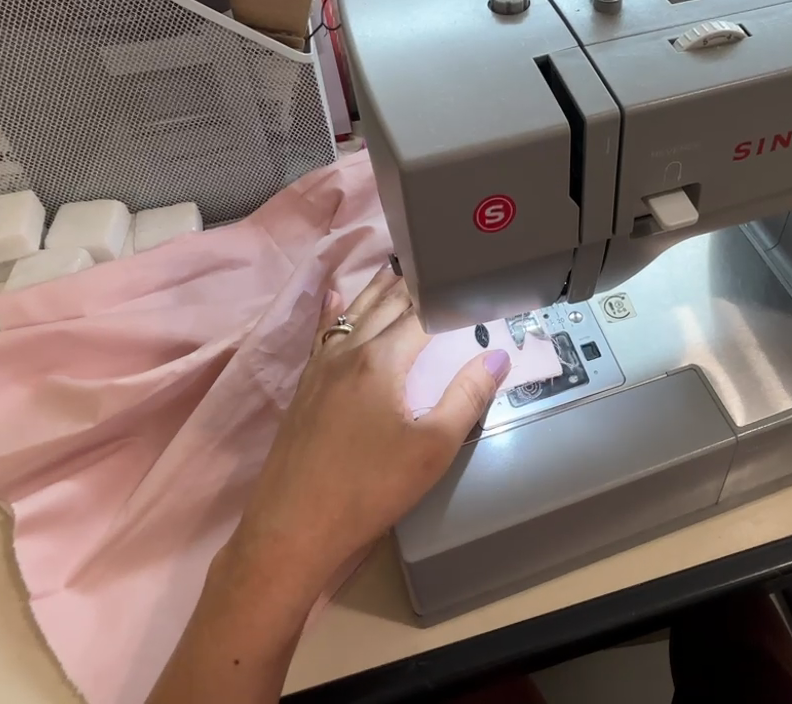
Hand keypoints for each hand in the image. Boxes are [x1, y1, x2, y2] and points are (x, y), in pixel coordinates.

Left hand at [149, 266, 510, 703]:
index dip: (445, 296)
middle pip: (385, 304)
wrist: (292, 529)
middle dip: (411, 282)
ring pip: (354, 314)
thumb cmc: (370, 488)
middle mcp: (350, 351)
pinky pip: (323, 333)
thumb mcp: (433, 448)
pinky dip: (334, 310)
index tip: (466, 279)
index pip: (420, 312)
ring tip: (396, 266)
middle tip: (434, 262)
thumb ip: (468, 396)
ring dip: (377, 289)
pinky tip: (334, 295)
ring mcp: (321, 367)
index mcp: (383, 359)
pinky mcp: (305, 386)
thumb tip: (498, 354)